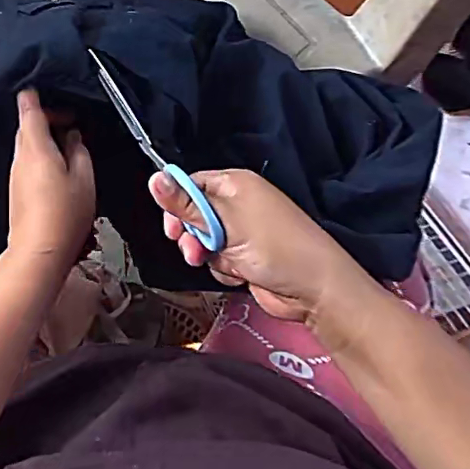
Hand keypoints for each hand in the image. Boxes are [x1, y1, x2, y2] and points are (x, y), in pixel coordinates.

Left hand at [5, 89, 95, 265]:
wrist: (38, 253)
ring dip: (46, 140)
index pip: (28, 109)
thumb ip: (79, 150)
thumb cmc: (64, 214)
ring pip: (28, 145)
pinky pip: (28, 163)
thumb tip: (73, 137)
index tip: (49, 92)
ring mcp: (16, 175)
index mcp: (35, 147)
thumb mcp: (84, 177)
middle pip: (27, 126)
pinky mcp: (17, 190)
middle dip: (48, 120)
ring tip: (71, 150)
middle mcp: (20, 157)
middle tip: (72, 127)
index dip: (36, 96)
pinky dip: (42, 158)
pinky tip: (61, 170)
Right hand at [150, 169, 376, 324]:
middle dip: (191, 235)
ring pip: (204, 240)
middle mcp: (238, 203)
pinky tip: (238, 273)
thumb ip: (186, 205)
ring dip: (206, 254)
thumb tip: (155, 178)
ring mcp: (243, 231)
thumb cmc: (277, 248)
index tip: (172, 225)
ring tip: (220, 261)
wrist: (315, 289)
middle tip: (194, 248)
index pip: (191, 184)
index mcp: (235, 184)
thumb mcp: (225, 224)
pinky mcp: (246, 255)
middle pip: (195, 214)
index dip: (177, 204)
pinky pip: (218, 259)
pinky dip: (223, 268)